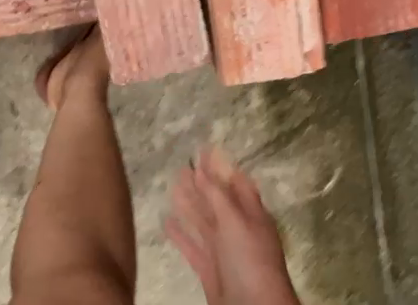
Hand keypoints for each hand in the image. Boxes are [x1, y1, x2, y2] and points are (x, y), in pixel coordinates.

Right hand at [166, 149, 301, 304]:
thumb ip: (217, 194)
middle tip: (183, 162)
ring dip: (189, 203)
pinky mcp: (210, 270)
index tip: (203, 148)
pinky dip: (180, 234)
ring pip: (203, 222)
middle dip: (201, 182)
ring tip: (172, 184)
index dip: (220, 166)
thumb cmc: (250, 259)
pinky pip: (193, 247)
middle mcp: (238, 230)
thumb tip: (204, 164)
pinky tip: (165, 221)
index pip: (236, 183)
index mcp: (252, 215)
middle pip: (217, 201)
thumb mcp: (235, 221)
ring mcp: (224, 252)